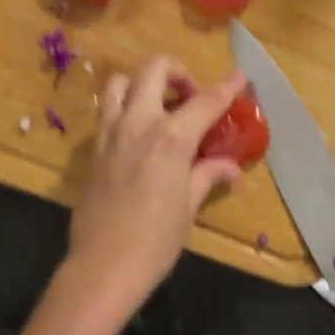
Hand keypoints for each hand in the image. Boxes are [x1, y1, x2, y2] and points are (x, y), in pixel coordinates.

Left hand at [62, 56, 248, 314]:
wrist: (105, 265)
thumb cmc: (156, 243)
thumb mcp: (188, 208)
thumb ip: (207, 176)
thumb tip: (231, 167)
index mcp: (170, 139)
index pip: (205, 102)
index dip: (226, 88)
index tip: (240, 77)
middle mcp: (139, 123)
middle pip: (155, 69)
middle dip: (178, 73)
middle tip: (191, 97)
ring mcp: (111, 133)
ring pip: (122, 81)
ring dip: (143, 83)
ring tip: (159, 107)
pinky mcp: (94, 148)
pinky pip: (108, 110)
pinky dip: (125, 108)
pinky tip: (139, 135)